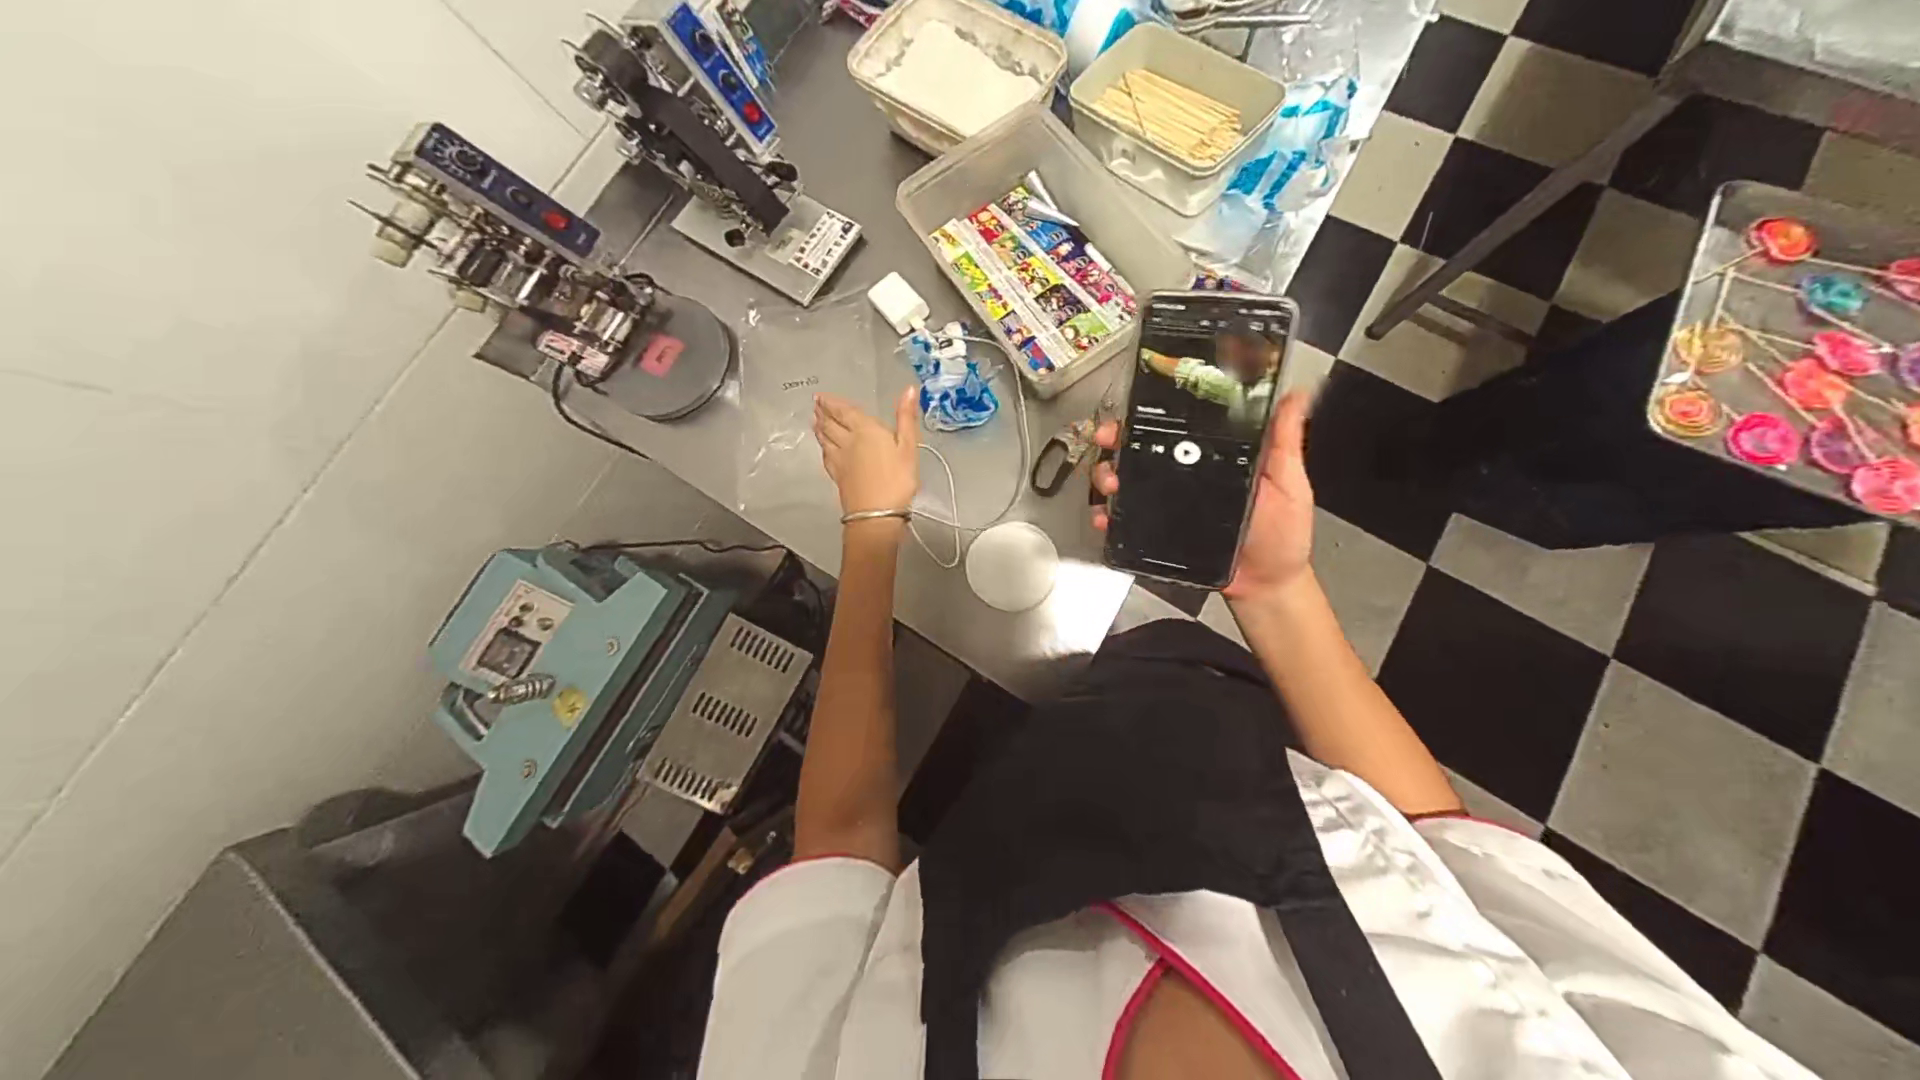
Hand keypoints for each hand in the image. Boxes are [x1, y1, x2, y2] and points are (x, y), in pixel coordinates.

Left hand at [814, 387, 919, 516]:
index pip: (844, 412)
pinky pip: (826, 456)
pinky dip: (822, 447)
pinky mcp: (837, 476)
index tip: (821, 397)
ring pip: (825, 439)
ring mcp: (839, 460)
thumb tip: (908, 389)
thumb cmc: (897, 479)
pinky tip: (824, 449)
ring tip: (815, 421)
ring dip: (819, 428)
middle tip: (815, 405)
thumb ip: (906, 417)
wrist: (876, 514)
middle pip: (830, 424)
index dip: (832, 403)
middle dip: (823, 413)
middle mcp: (847, 442)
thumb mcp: (908, 447)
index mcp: (864, 430)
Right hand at [1090, 390, 1314, 600]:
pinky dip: (1108, 517)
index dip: (1151, 414)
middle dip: (1117, 442)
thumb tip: (1293, 397)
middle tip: (1109, 440)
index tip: (1136, 408)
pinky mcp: (1157, 532)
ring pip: (1127, 482)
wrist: (1266, 584)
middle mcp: (1185, 477)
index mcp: (1213, 458)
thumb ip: (1285, 443)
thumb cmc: (1282, 535)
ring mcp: (1168, 505)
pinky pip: (1125, 521)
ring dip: (1108, 476)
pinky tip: (1106, 517)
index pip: (1176, 428)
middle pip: (1141, 451)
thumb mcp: (1288, 481)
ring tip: (1112, 483)